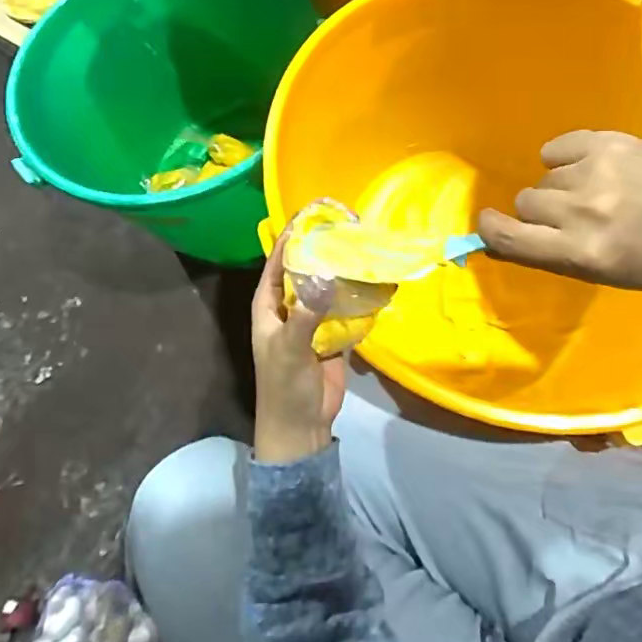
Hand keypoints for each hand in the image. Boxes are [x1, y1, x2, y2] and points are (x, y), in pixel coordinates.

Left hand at [251, 231, 345, 463]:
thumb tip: (324, 279)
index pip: (277, 264)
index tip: (309, 216)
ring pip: (326, 288)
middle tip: (345, 226)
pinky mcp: (332, 334)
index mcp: (268, 307)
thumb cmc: (284, 386)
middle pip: (304, 271)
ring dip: (341, 271)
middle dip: (321, 250)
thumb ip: (305, 315)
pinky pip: (344, 308)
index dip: (290, 240)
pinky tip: (373, 279)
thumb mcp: (289, 349)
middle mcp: (289, 308)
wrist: (301, 425)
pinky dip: (356, 296)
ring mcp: (311, 321)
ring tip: (362, 246)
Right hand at [477, 130, 641, 290]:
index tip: (487, 223)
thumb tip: (500, 237)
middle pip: (527, 202)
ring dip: (561, 185)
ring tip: (596, 191)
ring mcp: (595, 171)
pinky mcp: (606, 142)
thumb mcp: (600, 273)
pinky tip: (591, 167)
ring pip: (546, 175)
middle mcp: (583, 211)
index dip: (492, 230)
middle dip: (542, 210)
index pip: (512, 237)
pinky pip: (559, 147)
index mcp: (582, 252)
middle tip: (571, 216)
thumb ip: (549, 254)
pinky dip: (567, 157)